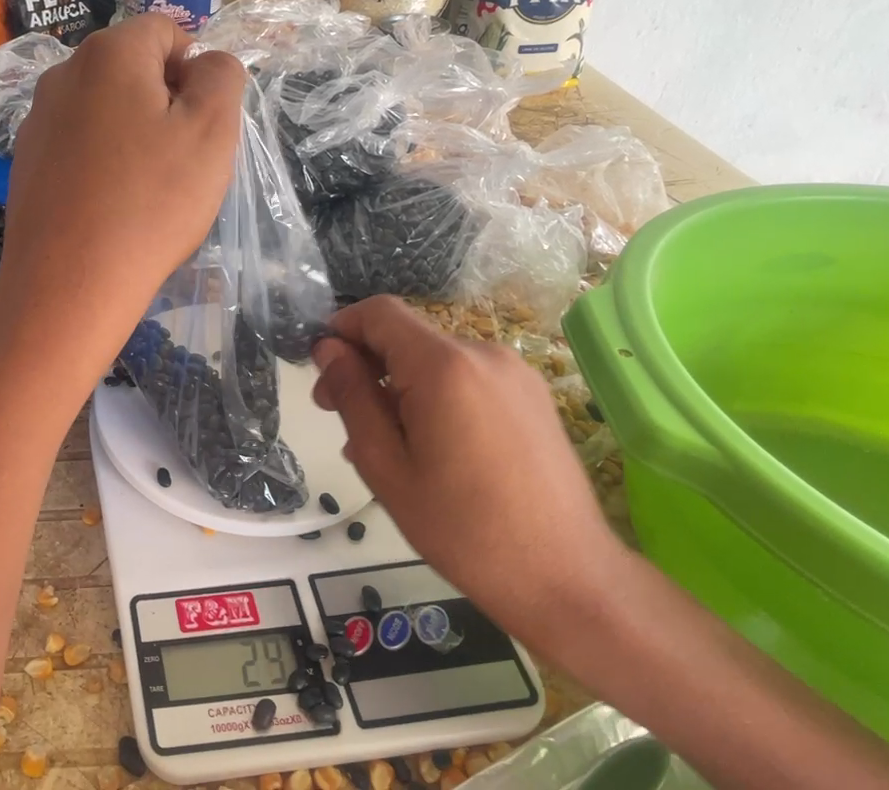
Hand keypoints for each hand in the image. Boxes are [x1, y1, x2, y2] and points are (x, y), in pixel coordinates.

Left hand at [0, 14, 247, 338]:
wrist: (68, 284)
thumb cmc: (150, 202)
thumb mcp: (212, 130)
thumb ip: (221, 76)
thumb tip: (206, 61)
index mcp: (108, 53)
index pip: (167, 31)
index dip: (196, 70)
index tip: (202, 124)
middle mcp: (63, 74)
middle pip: (131, 69)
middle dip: (164, 102)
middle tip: (180, 160)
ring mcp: (36, 120)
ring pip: (104, 110)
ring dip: (132, 135)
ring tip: (145, 190)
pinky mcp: (25, 164)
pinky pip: (78, 147)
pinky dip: (101, 164)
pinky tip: (109, 207)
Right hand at [310, 296, 624, 634]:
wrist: (566, 576)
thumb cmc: (462, 528)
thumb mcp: (385, 463)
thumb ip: (352, 396)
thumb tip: (328, 348)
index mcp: (444, 366)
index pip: (378, 313)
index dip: (341, 330)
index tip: (322, 375)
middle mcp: (484, 354)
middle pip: (407, 337)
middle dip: (366, 368)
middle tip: (344, 423)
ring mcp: (515, 373)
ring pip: (435, 361)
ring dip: (400, 388)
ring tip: (389, 449)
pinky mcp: (533, 396)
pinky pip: (467, 379)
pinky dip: (436, 398)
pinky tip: (431, 450)